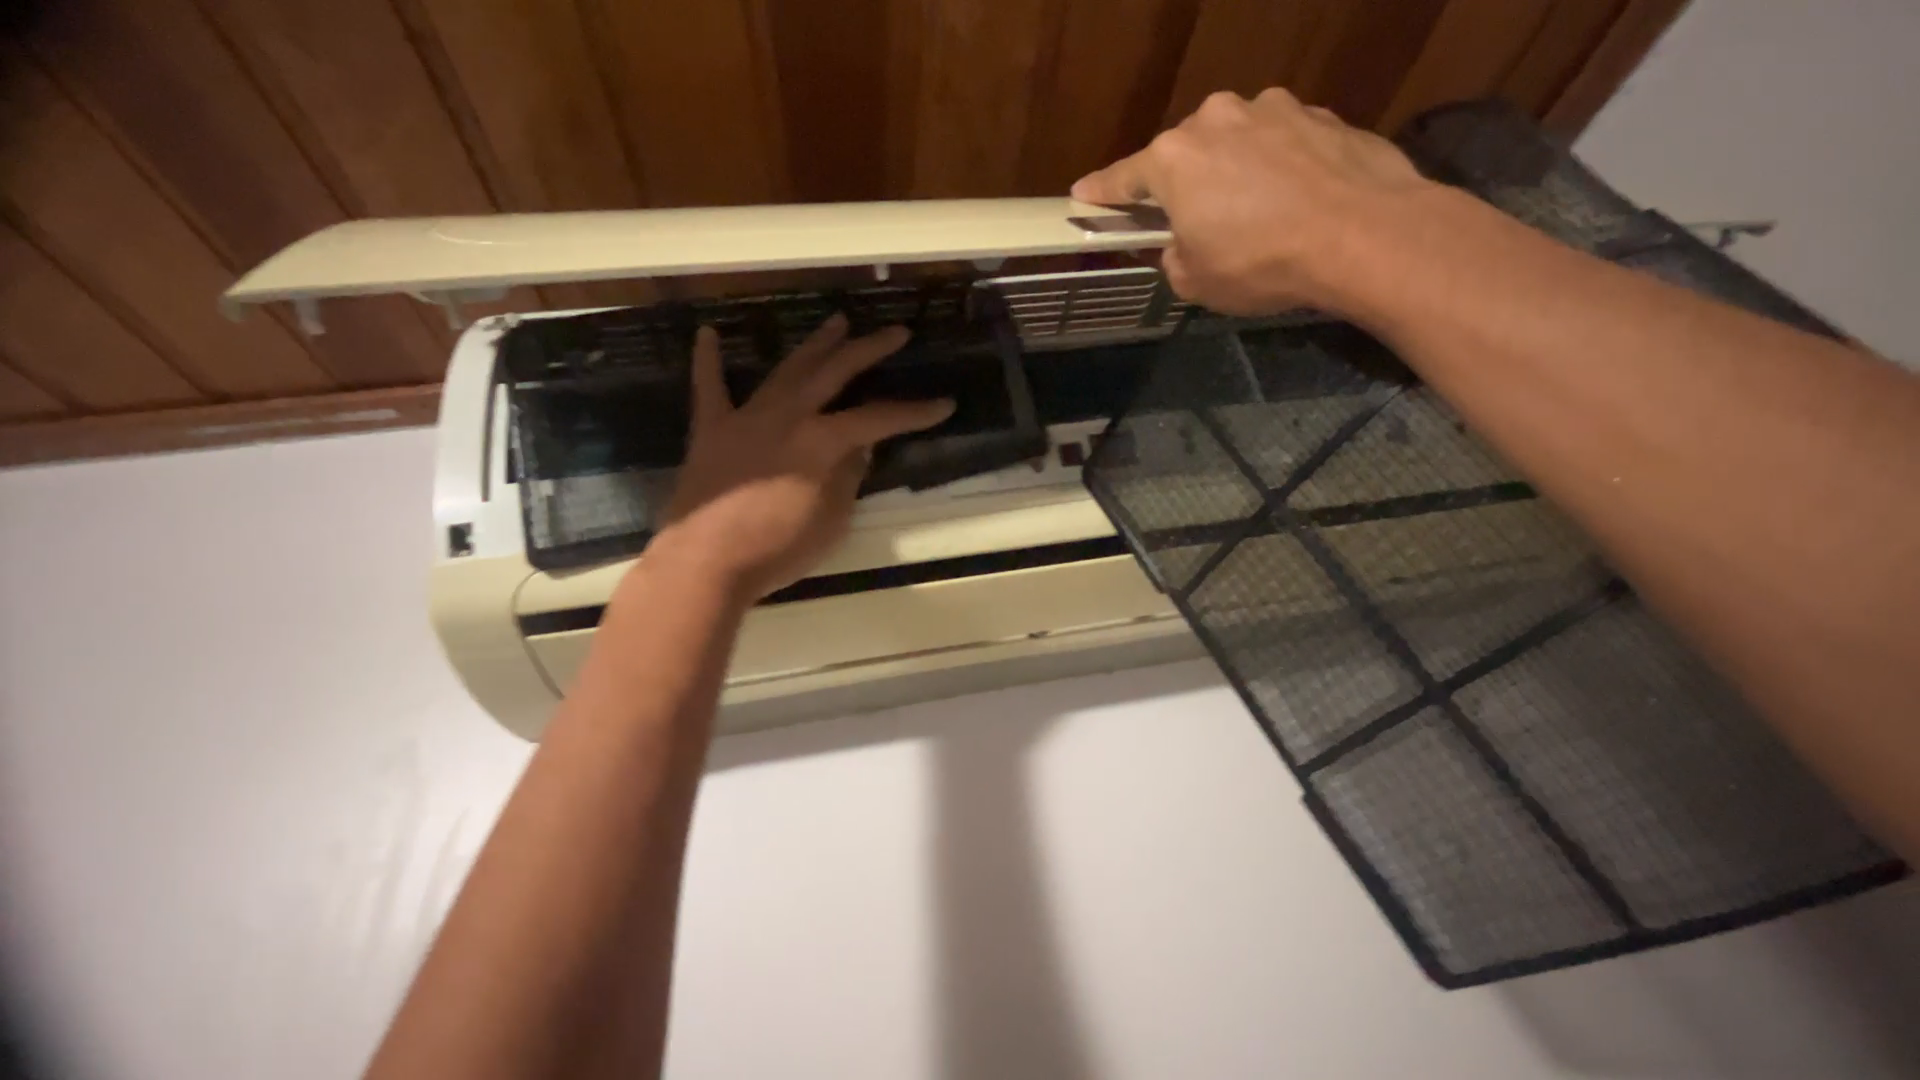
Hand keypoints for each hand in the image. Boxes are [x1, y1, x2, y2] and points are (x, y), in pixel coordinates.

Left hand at [646, 315, 954, 601]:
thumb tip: (859, 449)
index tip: (944, 404)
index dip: (915, 412)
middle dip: (868, 349)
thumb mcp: (831, 521)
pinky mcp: (711, 429)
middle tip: (895, 332)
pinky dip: (708, 360)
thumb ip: (847, 478)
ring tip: (836, 322)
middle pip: (834, 372)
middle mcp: (788, 415)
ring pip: (786, 370)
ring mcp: (747, 417)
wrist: (706, 562)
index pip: (879, 419)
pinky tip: (708, 333)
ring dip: (814, 345)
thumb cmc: (777, 549)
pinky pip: (708, 387)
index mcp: (823, 440)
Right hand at [1072, 88, 1433, 315]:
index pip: (1123, 179)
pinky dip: (1283, 167)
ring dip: (1239, 171)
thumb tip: (1183, 245)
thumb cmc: (1263, 262)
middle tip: (1201, 226)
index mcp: (1174, 159)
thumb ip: (1174, 257)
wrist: (1364, 235)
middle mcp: (1217, 119)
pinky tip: (1302, 201)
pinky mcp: (1320, 114)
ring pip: (1238, 143)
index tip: (1083, 196)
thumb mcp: (1197, 282)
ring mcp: (1272, 109)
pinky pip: (1284, 143)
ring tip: (1264, 216)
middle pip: (1186, 155)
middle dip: (1187, 186)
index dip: (1101, 194)